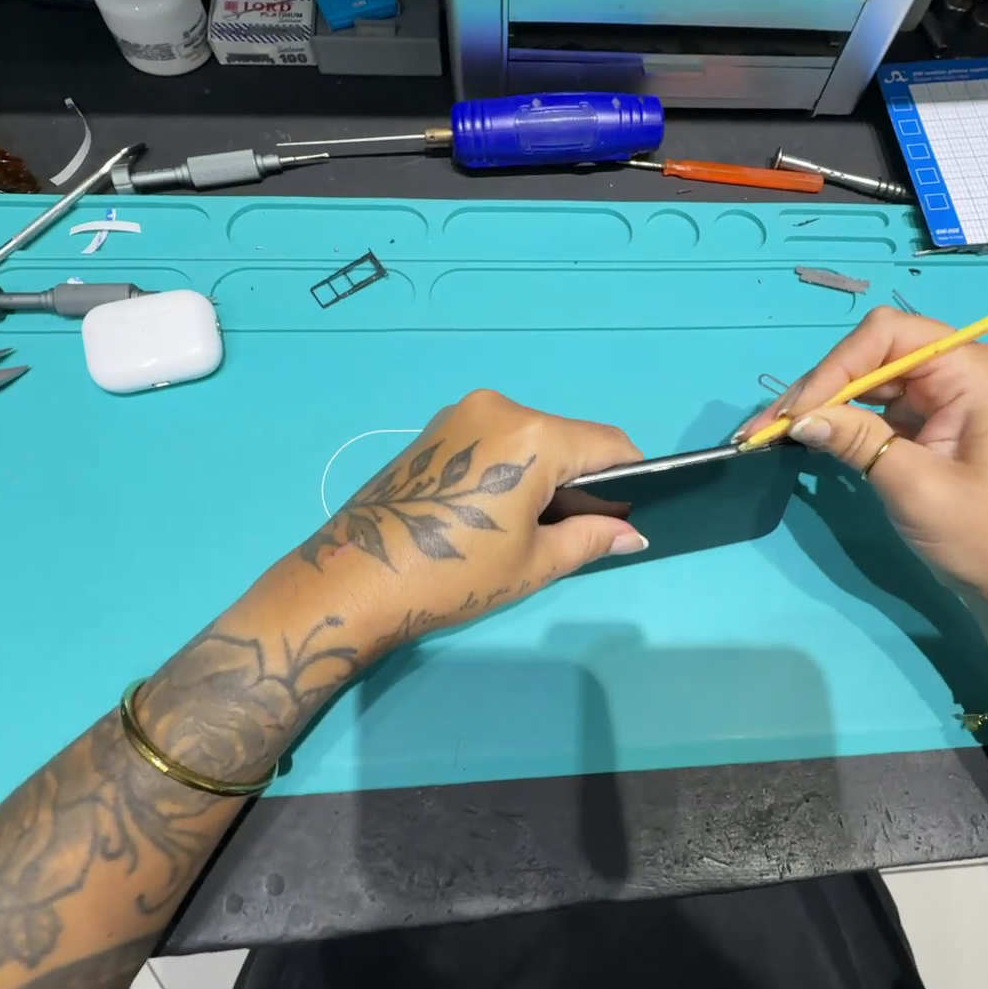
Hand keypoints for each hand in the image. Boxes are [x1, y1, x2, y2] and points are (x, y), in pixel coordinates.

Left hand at [286, 390, 647, 654]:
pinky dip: (511, 464)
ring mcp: (463, 411)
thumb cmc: (453, 575)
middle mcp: (501, 407)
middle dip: (582, 477)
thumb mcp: (535, 563)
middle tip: (572, 528)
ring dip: (544, 471)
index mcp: (533, 436)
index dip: (630, 475)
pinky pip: (497, 436)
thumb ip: (592, 538)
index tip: (629, 509)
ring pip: (532, 436)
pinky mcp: (437, 426)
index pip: (608, 443)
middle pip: (568, 437)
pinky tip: (491, 507)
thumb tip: (634, 534)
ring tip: (525, 522)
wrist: (353, 580)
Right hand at [738, 308, 987, 590]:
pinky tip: (805, 436)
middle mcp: (957, 370)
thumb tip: (799, 420)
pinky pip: (873, 405)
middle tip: (766, 427)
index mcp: (971, 371)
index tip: (796, 415)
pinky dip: (837, 419)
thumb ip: (857, 442)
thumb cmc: (984, 534)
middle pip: (871, 353)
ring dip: (819, 403)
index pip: (888, 337)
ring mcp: (941, 395)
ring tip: (772, 432)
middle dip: (817, 386)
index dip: (834, 368)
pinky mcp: (927, 420)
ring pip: (864, 379)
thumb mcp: (915, 486)